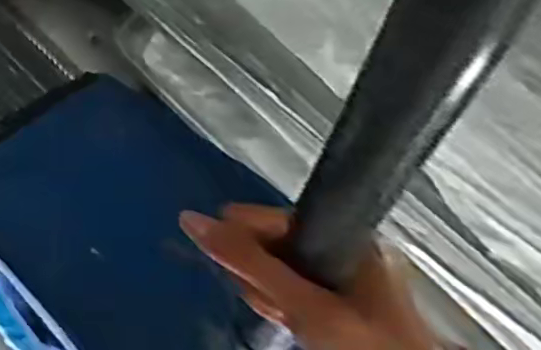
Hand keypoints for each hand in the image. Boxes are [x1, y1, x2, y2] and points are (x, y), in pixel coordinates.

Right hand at [181, 204, 440, 349]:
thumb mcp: (308, 308)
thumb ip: (248, 261)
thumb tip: (188, 218)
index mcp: (352, 241)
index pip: (269, 217)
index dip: (248, 239)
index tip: (244, 269)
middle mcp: (348, 252)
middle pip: (270, 241)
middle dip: (259, 273)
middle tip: (275, 305)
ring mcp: (345, 280)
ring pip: (276, 267)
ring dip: (266, 292)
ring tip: (284, 319)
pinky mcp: (341, 305)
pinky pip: (290, 289)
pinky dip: (280, 305)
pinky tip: (289, 323)